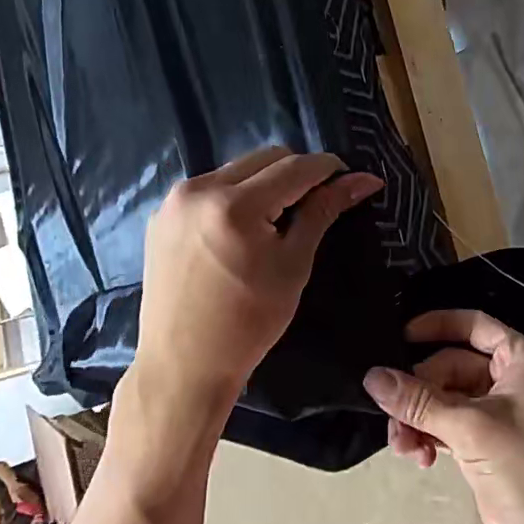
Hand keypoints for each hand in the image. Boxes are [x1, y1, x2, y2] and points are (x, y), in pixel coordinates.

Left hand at [136, 146, 383, 407]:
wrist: (183, 365)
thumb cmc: (248, 323)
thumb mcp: (293, 266)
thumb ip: (322, 212)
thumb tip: (362, 180)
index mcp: (234, 205)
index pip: (294, 167)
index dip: (328, 168)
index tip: (352, 176)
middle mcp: (198, 189)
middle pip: (264, 158)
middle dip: (296, 172)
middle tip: (317, 201)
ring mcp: (174, 202)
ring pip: (235, 170)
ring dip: (264, 183)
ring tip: (278, 219)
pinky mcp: (161, 217)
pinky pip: (209, 189)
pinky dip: (234, 197)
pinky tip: (242, 229)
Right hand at [363, 310, 523, 523]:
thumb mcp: (475, 429)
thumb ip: (421, 402)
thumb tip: (372, 376)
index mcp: (522, 362)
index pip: (473, 326)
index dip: (436, 325)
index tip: (397, 336)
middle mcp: (511, 383)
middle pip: (449, 368)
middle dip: (418, 390)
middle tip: (392, 417)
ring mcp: (499, 419)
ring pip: (444, 402)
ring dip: (419, 419)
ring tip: (403, 447)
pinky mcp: (488, 451)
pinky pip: (448, 430)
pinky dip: (430, 438)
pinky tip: (420, 458)